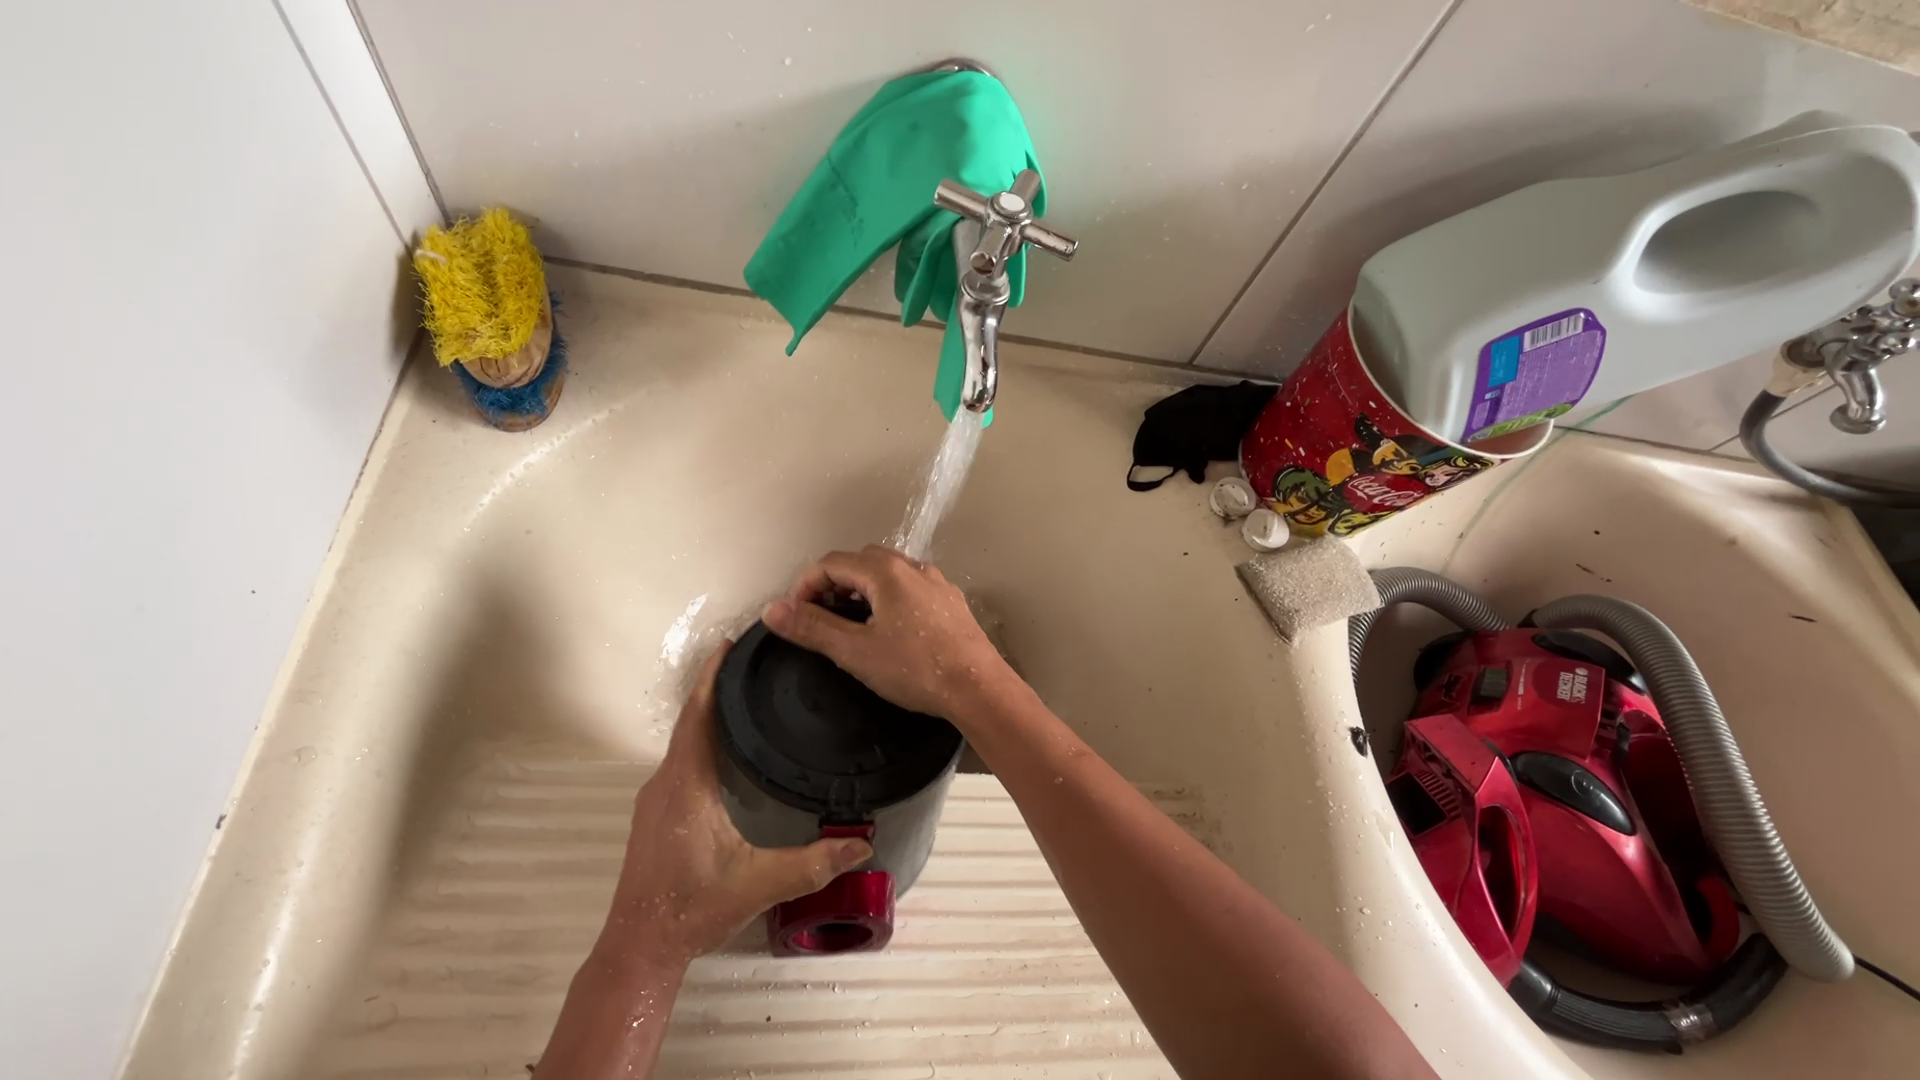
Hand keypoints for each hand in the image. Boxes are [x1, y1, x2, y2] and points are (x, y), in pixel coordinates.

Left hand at [598, 643, 874, 968]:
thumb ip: (813, 863)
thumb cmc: (694, 908)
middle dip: (715, 688)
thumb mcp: (761, 884)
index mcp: (687, 785)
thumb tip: (863, 844)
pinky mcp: (656, 815)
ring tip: (743, 697)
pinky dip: (700, 740)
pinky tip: (724, 749)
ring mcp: (655, 799)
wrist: (640, 945)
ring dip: (707, 715)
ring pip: (683, 742)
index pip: (698, 716)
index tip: (730, 644)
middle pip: (690, 721)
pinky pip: (680, 760)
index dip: (712, 678)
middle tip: (750, 663)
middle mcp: (666, 783)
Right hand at [761, 545, 1018, 724]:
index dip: (805, 586)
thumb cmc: (916, 669)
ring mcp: (936, 584)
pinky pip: (909, 589)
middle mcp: (913, 568)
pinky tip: (888, 631)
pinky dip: (887, 599)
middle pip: (860, 562)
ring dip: (861, 591)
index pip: (831, 563)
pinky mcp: (950, 603)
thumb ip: (812, 628)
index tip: (794, 616)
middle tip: (819, 618)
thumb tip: (773, 611)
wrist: (978, 688)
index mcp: (886, 572)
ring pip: (887, 573)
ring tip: (849, 625)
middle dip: (832, 584)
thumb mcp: (855, 652)